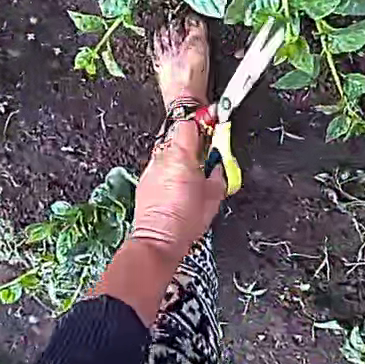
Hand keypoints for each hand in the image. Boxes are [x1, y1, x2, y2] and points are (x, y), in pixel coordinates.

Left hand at [128, 120, 227, 260]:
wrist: (159, 240)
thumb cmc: (186, 220)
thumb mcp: (214, 196)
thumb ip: (218, 173)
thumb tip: (219, 164)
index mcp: (181, 156)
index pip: (188, 123)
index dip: (201, 124)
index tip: (210, 130)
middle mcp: (163, 158)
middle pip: (176, 134)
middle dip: (191, 140)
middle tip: (204, 153)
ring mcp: (151, 168)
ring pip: (167, 150)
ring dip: (179, 154)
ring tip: (191, 171)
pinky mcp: (145, 180)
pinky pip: (159, 165)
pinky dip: (168, 168)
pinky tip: (176, 184)